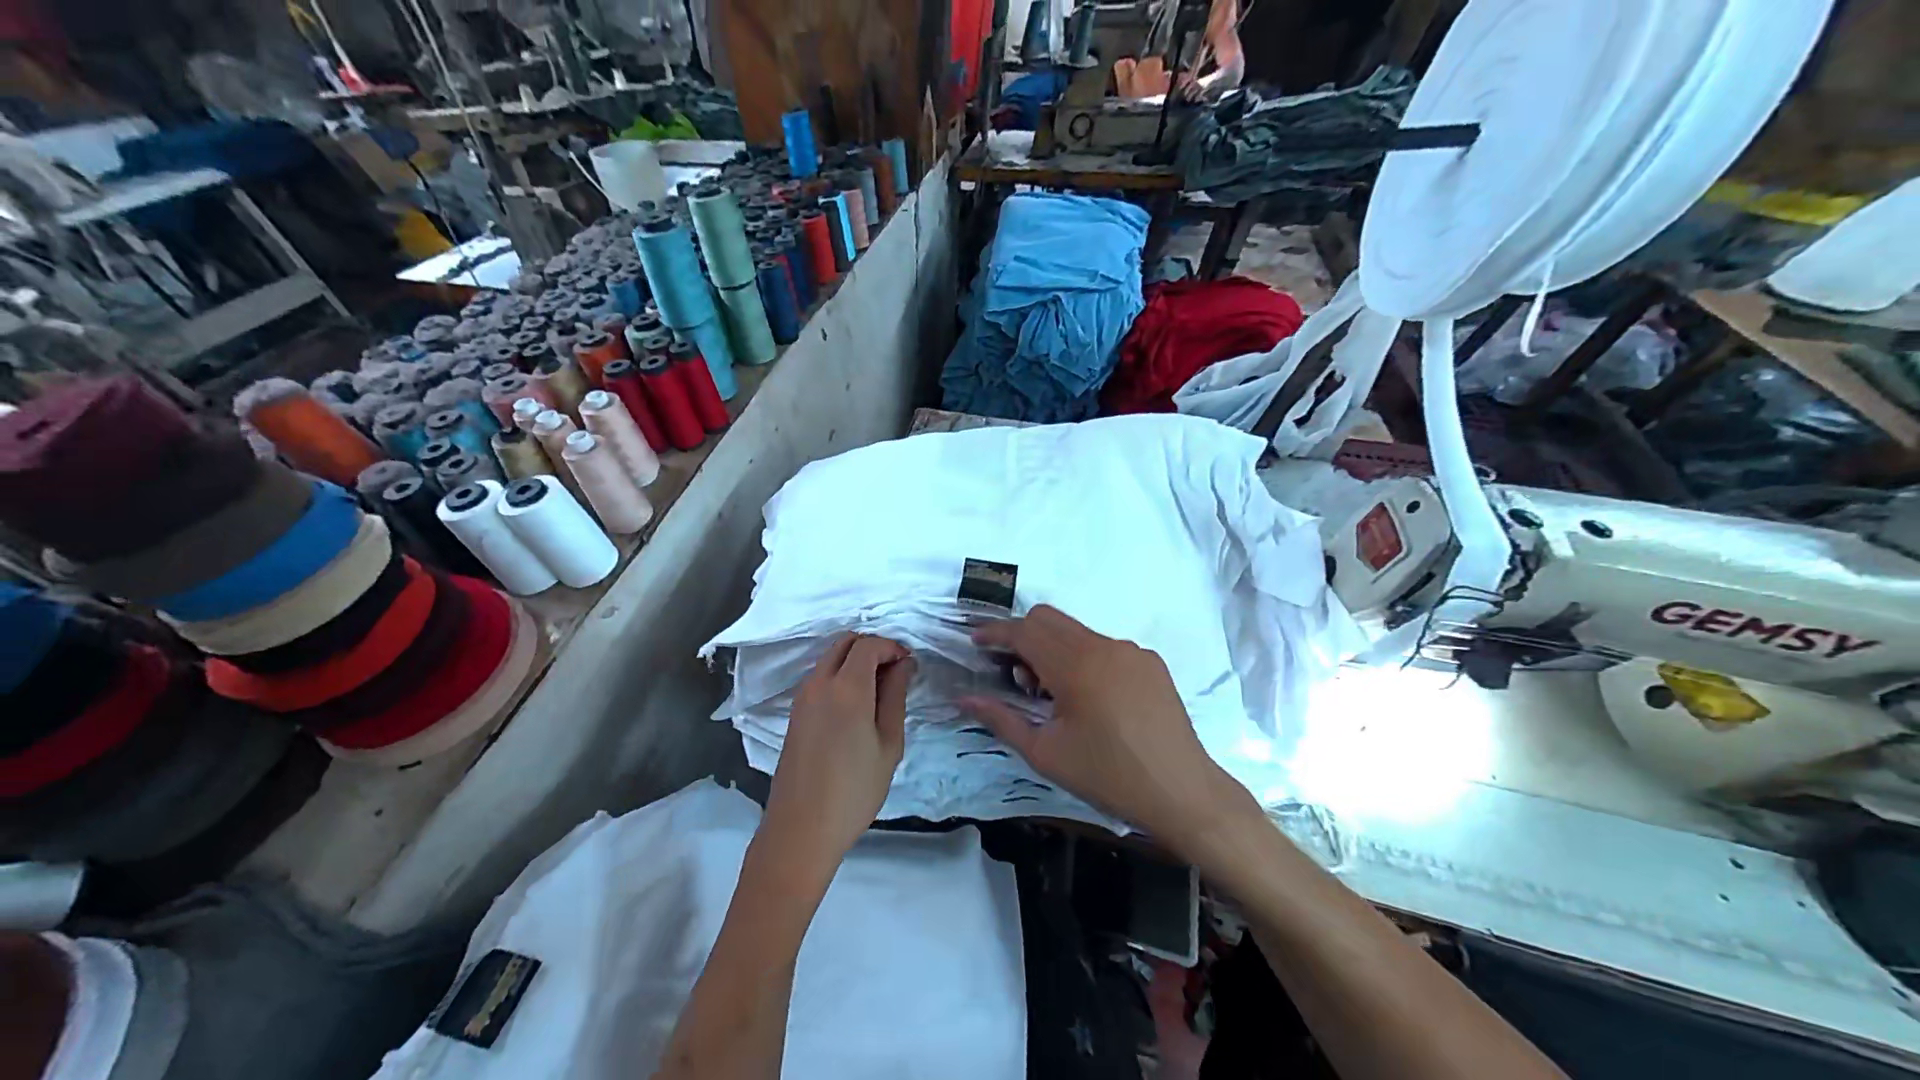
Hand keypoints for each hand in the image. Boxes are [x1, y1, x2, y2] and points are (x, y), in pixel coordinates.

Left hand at [760, 634, 914, 872]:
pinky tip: (859, 705)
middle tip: (896, 672)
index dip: (892, 647)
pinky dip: (841, 676)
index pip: (868, 645)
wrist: (801, 829)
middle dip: (873, 648)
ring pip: (831, 658)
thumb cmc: (855, 790)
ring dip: (856, 661)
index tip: (910, 665)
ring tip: (881, 691)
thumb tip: (903, 664)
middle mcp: (818, 683)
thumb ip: (895, 696)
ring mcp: (802, 697)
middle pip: (845, 643)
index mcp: (846, 688)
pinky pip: (820, 677)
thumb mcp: (888, 744)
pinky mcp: (795, 713)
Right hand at [958, 606, 1258, 854]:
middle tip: (1014, 675)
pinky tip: (1089, 700)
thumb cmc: (1107, 777)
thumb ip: (1001, 718)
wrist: (1182, 793)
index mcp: (1076, 666)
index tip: (975, 642)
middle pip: (1049, 619)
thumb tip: (965, 699)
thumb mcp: (1045, 753)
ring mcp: (1132, 651)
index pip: (1024, 631)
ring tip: (1053, 695)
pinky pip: (1104, 646)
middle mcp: (1105, 646)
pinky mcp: (1150, 663)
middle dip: (1022, 636)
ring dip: (1053, 648)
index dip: (995, 633)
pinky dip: (1083, 658)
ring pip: (1077, 631)